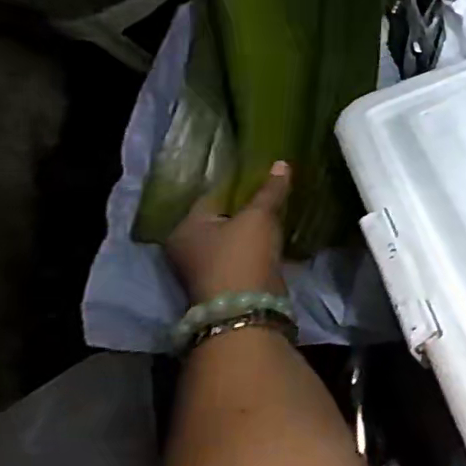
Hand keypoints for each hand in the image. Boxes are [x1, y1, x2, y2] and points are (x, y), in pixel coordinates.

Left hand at [166, 161, 291, 301]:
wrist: (245, 303)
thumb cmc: (242, 253)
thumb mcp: (259, 216)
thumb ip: (270, 191)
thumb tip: (281, 163)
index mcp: (184, 228)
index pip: (211, 197)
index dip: (237, 185)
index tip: (262, 177)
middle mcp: (186, 246)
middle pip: (221, 217)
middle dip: (245, 207)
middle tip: (274, 192)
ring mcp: (204, 265)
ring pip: (232, 236)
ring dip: (252, 227)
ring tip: (279, 212)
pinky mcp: (224, 278)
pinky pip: (242, 251)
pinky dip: (256, 244)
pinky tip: (276, 235)